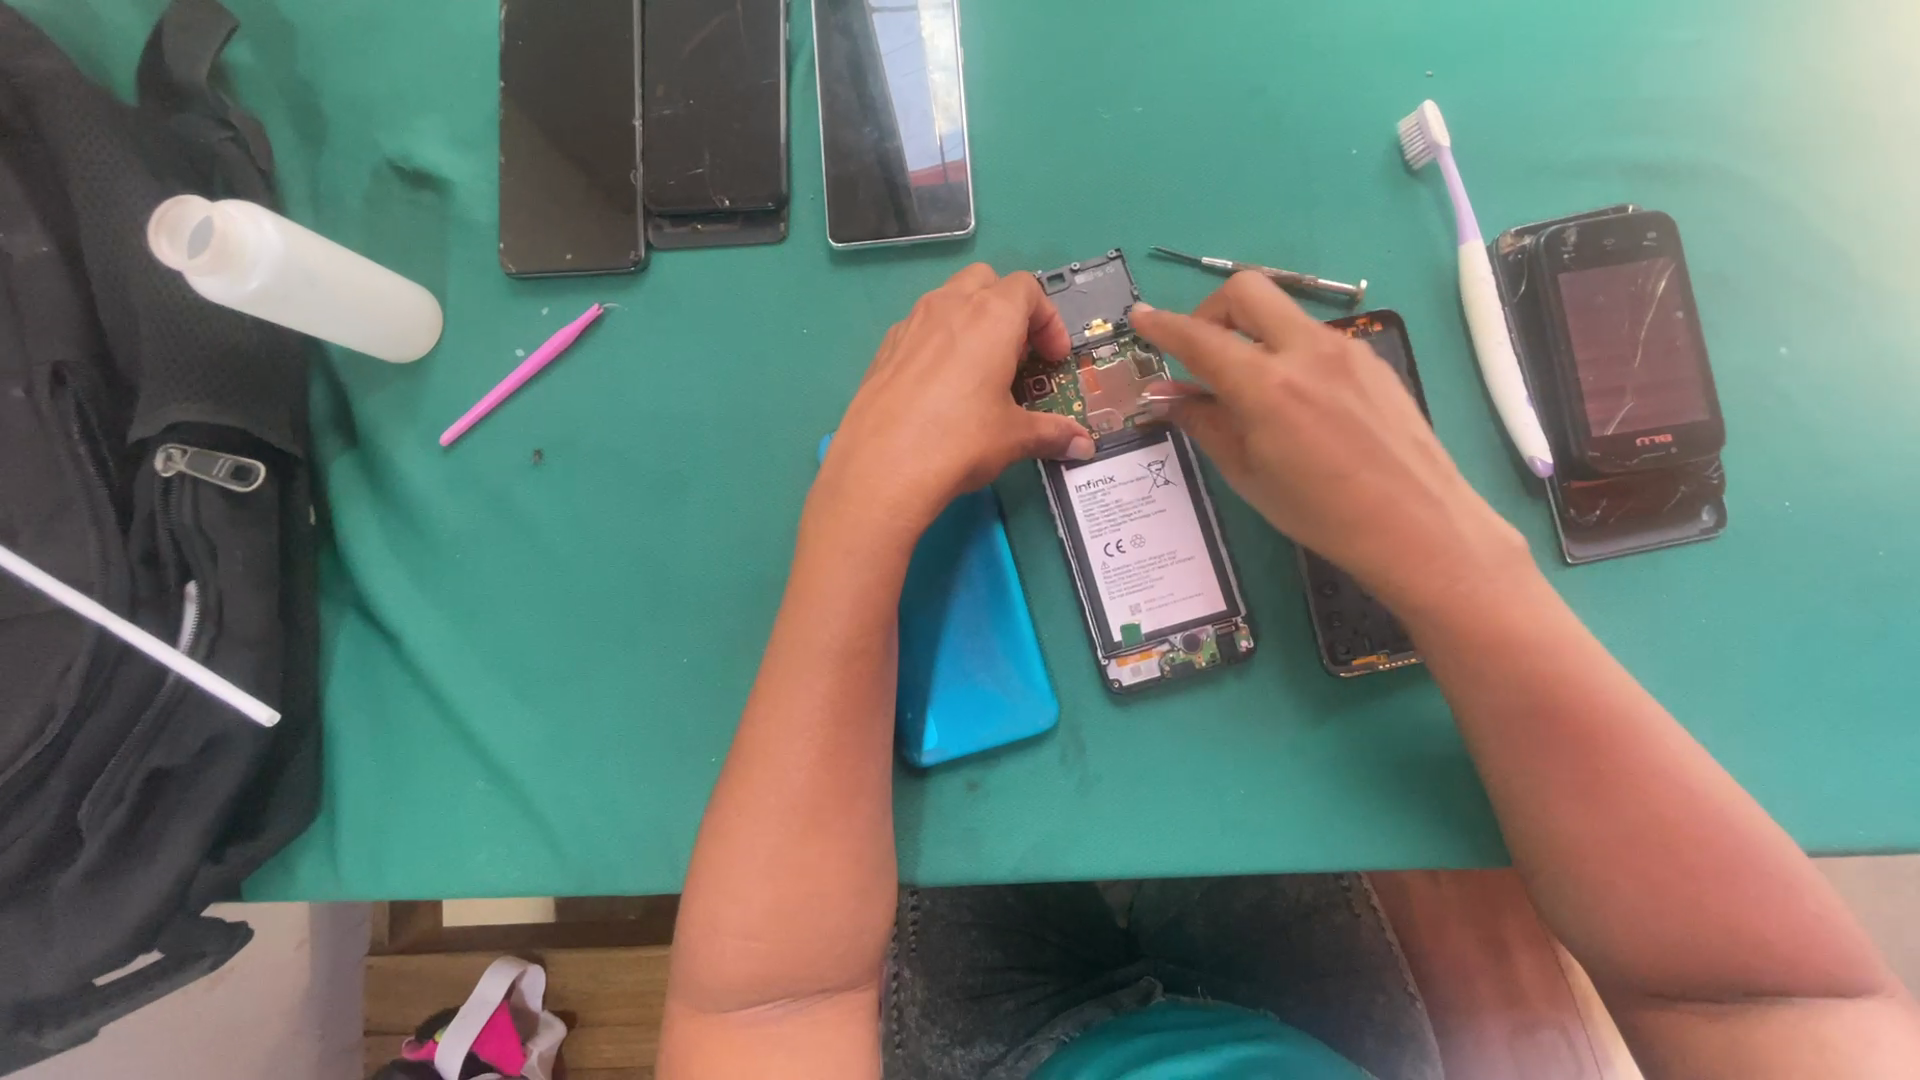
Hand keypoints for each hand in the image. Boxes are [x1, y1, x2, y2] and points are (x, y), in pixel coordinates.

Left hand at [816, 264, 1092, 540]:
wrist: (881, 468)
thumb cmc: (959, 442)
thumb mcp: (1014, 438)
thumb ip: (1052, 433)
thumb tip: (1084, 447)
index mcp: (990, 316)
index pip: (1028, 290)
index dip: (1048, 321)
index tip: (1052, 359)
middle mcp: (948, 306)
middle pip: (986, 282)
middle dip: (1008, 310)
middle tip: (1016, 357)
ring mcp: (910, 324)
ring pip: (948, 300)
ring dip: (971, 323)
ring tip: (979, 372)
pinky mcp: (884, 349)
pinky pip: (920, 329)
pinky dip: (939, 343)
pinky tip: (940, 390)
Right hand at [1132, 273, 1530, 616]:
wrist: (1417, 524)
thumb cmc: (1319, 513)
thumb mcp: (1247, 474)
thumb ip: (1204, 423)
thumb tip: (1165, 396)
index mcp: (1267, 386)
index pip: (1200, 338)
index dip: (1162, 326)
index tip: (1140, 318)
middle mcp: (1306, 351)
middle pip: (1246, 291)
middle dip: (1211, 310)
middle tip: (1202, 352)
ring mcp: (1345, 350)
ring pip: (1283, 314)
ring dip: (1252, 333)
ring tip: (1248, 388)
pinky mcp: (1370, 360)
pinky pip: (1314, 338)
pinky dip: (1286, 351)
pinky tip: (1295, 401)